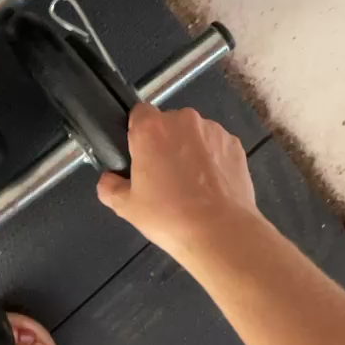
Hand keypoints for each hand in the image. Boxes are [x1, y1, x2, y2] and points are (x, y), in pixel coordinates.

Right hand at [97, 103, 258, 260]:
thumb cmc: (170, 217)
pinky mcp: (235, 144)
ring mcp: (213, 130)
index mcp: (151, 129)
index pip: (138, 113)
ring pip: (193, 134)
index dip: (137, 133)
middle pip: (167, 124)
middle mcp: (183, 120)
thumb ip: (109, 187)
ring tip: (189, 185)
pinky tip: (208, 187)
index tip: (139, 155)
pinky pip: (215, 146)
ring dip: (188, 150)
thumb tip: (109, 180)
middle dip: (164, 143)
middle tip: (162, 177)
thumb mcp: (126, 207)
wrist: (220, 232)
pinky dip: (211, 160)